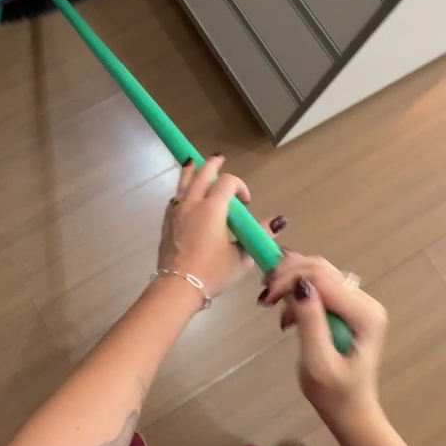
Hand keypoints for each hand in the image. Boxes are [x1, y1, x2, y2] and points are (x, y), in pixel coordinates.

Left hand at [156, 156, 254, 300]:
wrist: (177, 286)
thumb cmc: (212, 272)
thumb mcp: (240, 257)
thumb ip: (258, 236)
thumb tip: (278, 222)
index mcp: (213, 208)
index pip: (228, 182)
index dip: (240, 186)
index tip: (246, 202)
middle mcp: (193, 203)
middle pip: (203, 173)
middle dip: (213, 165)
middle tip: (219, 159)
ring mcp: (177, 211)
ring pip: (184, 182)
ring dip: (193, 171)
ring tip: (195, 162)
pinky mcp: (167, 221)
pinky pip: (175, 197)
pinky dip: (182, 190)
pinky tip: (185, 194)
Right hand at [263, 254, 388, 427]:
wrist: (350, 411)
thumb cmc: (334, 394)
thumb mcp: (318, 364)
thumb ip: (311, 323)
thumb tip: (299, 285)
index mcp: (364, 314)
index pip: (322, 278)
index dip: (289, 280)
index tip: (265, 299)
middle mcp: (366, 301)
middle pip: (321, 268)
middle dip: (287, 274)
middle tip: (263, 294)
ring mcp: (358, 301)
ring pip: (318, 270)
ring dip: (290, 279)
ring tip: (271, 299)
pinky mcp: (348, 305)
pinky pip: (319, 282)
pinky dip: (298, 288)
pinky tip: (288, 311)